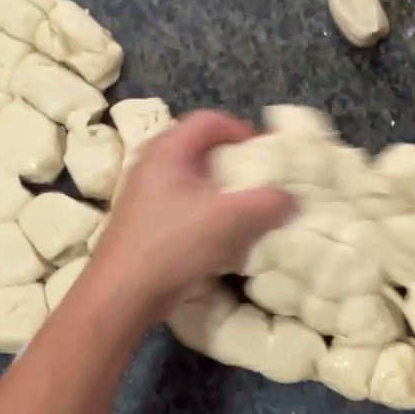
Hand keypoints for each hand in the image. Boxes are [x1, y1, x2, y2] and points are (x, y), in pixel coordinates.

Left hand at [80, 110, 294, 312]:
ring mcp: (150, 196)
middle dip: (240, 168)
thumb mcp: (229, 219)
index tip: (270, 156)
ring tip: (252, 216)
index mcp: (169, 150)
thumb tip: (290, 199)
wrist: (125, 292)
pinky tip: (228, 242)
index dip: (244, 132)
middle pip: (206, 152)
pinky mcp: (152, 224)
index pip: (211, 121)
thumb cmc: (173, 244)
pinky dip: (214, 218)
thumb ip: (266, 204)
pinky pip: (191, 209)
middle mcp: (155, 165)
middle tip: (266, 185)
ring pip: (200, 184)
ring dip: (229, 197)